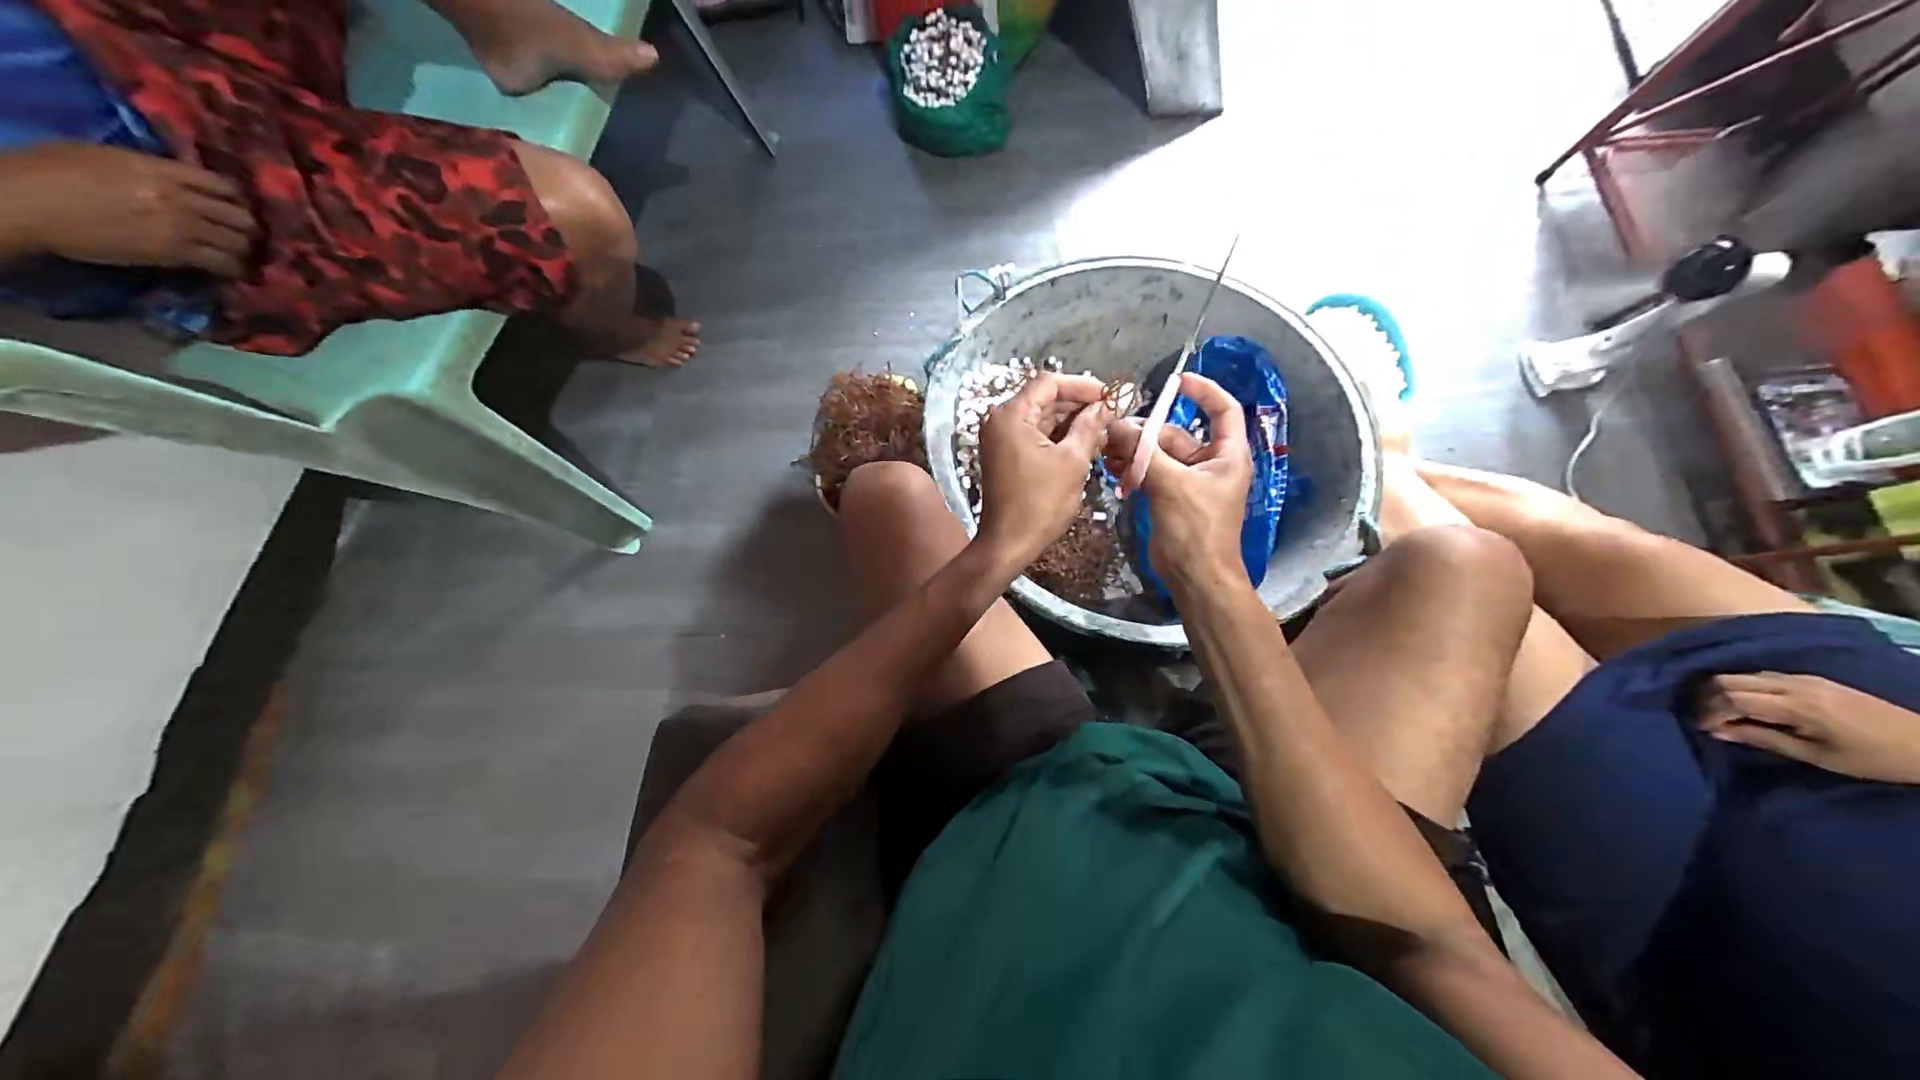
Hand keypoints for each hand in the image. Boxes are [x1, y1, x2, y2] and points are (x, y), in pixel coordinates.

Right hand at [0, 142, 255, 276]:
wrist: (23, 202)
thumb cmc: (45, 172)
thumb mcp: (100, 156)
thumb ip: (146, 167)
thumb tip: (173, 177)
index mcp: (158, 168)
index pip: (221, 184)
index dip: (237, 199)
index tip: (237, 208)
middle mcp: (178, 197)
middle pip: (240, 216)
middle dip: (247, 228)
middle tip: (244, 236)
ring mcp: (180, 225)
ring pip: (239, 242)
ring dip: (244, 251)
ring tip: (240, 256)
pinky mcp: (175, 252)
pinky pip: (223, 263)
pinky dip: (233, 269)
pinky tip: (231, 272)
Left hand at [976, 372, 1110, 564]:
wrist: (1008, 542)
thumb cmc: (1040, 503)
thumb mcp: (1072, 461)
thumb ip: (1089, 427)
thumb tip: (1104, 407)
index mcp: (1012, 415)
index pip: (1049, 383)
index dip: (1082, 386)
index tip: (1109, 397)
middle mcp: (1001, 421)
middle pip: (1045, 399)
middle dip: (1078, 405)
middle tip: (1110, 415)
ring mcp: (1001, 439)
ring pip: (1042, 419)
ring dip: (1071, 422)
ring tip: (1102, 431)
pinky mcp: (1006, 455)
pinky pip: (1035, 436)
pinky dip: (1058, 437)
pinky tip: (1084, 445)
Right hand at [1102, 372, 1251, 588]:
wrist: (1196, 576)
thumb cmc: (1196, 529)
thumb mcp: (1171, 485)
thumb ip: (1144, 453)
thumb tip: (1118, 426)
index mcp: (1226, 454)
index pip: (1223, 410)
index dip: (1204, 391)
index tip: (1178, 380)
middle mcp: (1210, 463)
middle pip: (1176, 433)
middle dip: (1146, 432)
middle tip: (1115, 434)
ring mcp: (1189, 482)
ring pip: (1159, 454)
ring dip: (1135, 452)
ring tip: (1109, 453)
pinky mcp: (1171, 497)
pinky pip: (1151, 473)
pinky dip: (1134, 470)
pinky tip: (1115, 472)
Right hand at [1697, 672, 1919, 782]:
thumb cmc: (1874, 759)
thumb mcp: (1818, 756)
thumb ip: (1765, 739)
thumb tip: (1718, 732)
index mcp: (1797, 706)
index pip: (1732, 698)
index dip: (1710, 712)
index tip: (1702, 728)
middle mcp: (1796, 685)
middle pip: (1730, 680)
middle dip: (1709, 698)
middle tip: (1706, 718)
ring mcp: (1806, 679)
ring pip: (1744, 675)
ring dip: (1726, 690)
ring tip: (1723, 711)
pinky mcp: (1814, 679)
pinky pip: (1764, 676)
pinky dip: (1746, 686)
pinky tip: (1750, 703)